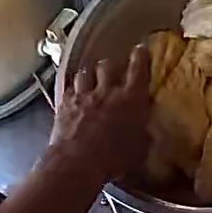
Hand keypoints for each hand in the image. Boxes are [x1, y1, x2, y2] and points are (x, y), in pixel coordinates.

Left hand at [44, 46, 150, 181]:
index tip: (140, 49)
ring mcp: (83, 95)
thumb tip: (146, 130)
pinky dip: (73, 87)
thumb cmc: (115, 159)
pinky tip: (74, 92)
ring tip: (92, 78)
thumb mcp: (140, 148)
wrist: (78, 163)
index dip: (140, 57)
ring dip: (90, 74)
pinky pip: (69, 87)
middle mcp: (107, 91)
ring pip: (85, 72)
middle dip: (111, 65)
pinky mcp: (65, 103)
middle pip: (108, 64)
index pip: (138, 69)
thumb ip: (143, 133)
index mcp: (131, 99)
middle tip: (113, 69)